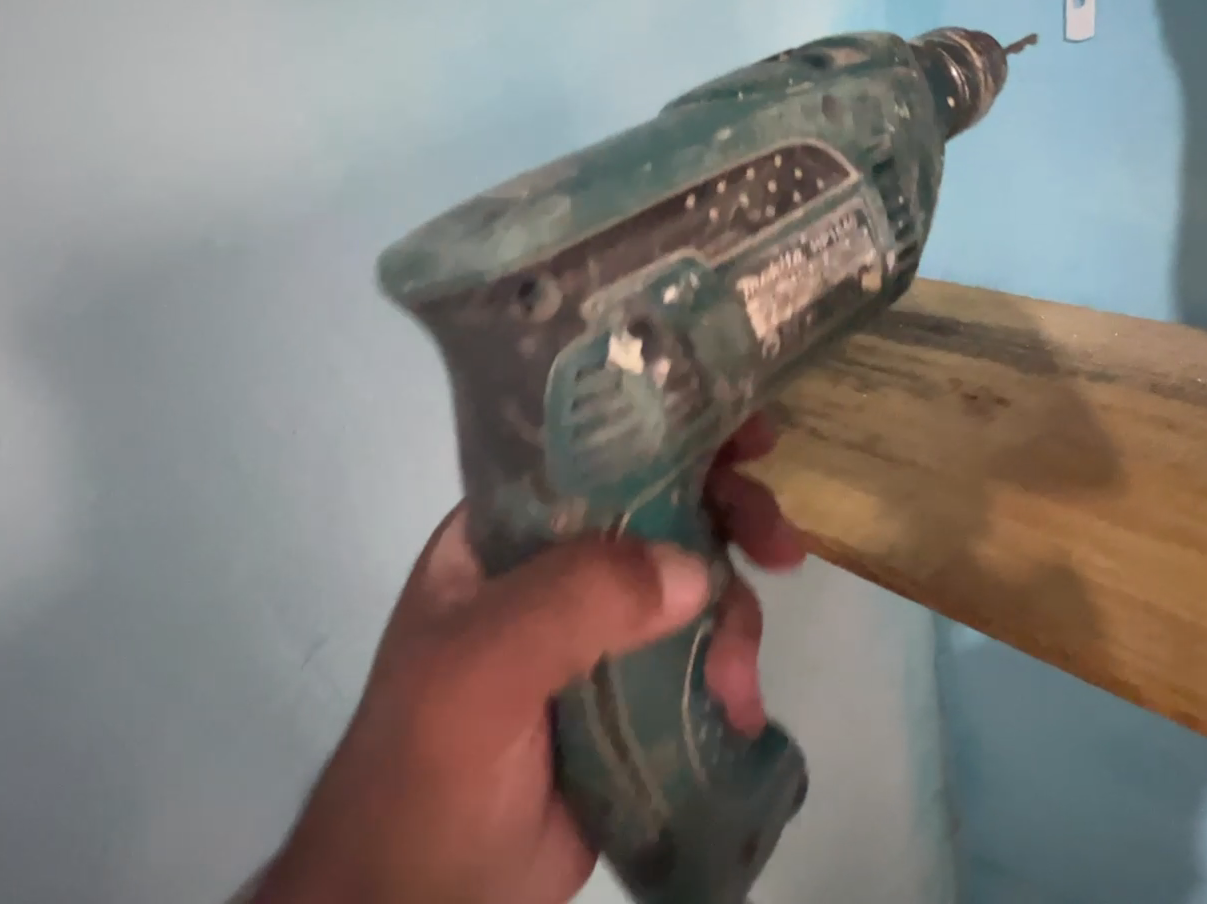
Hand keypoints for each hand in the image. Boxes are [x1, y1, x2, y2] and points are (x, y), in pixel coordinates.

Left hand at [248, 414, 809, 903]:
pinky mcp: (644, 678)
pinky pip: (708, 642)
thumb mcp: (477, 673)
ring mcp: (608, 622)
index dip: (677, 432)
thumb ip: (571, 603)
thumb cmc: (425, 774)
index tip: (747, 438)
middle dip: (735, 518)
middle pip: (671, 506)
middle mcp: (564, 562)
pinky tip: (740, 705)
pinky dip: (736, 664)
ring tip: (737, 678)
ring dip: (737, 615)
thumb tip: (695, 573)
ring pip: (701, 576)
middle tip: (782, 547)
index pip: (601, 453)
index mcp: (512, 532)